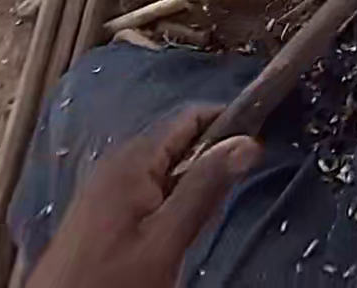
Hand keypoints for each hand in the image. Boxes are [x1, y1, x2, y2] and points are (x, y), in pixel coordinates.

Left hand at [27, 105, 261, 287]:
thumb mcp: (164, 243)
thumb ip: (206, 187)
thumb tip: (248, 142)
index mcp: (131, 160)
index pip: (192, 114)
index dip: (227, 122)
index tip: (255, 143)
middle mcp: (116, 164)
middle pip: (180, 138)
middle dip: (211, 154)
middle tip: (234, 183)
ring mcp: (105, 190)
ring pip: (167, 165)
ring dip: (194, 178)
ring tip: (209, 209)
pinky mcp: (101, 215)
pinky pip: (151, 186)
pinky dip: (173, 196)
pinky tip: (179, 227)